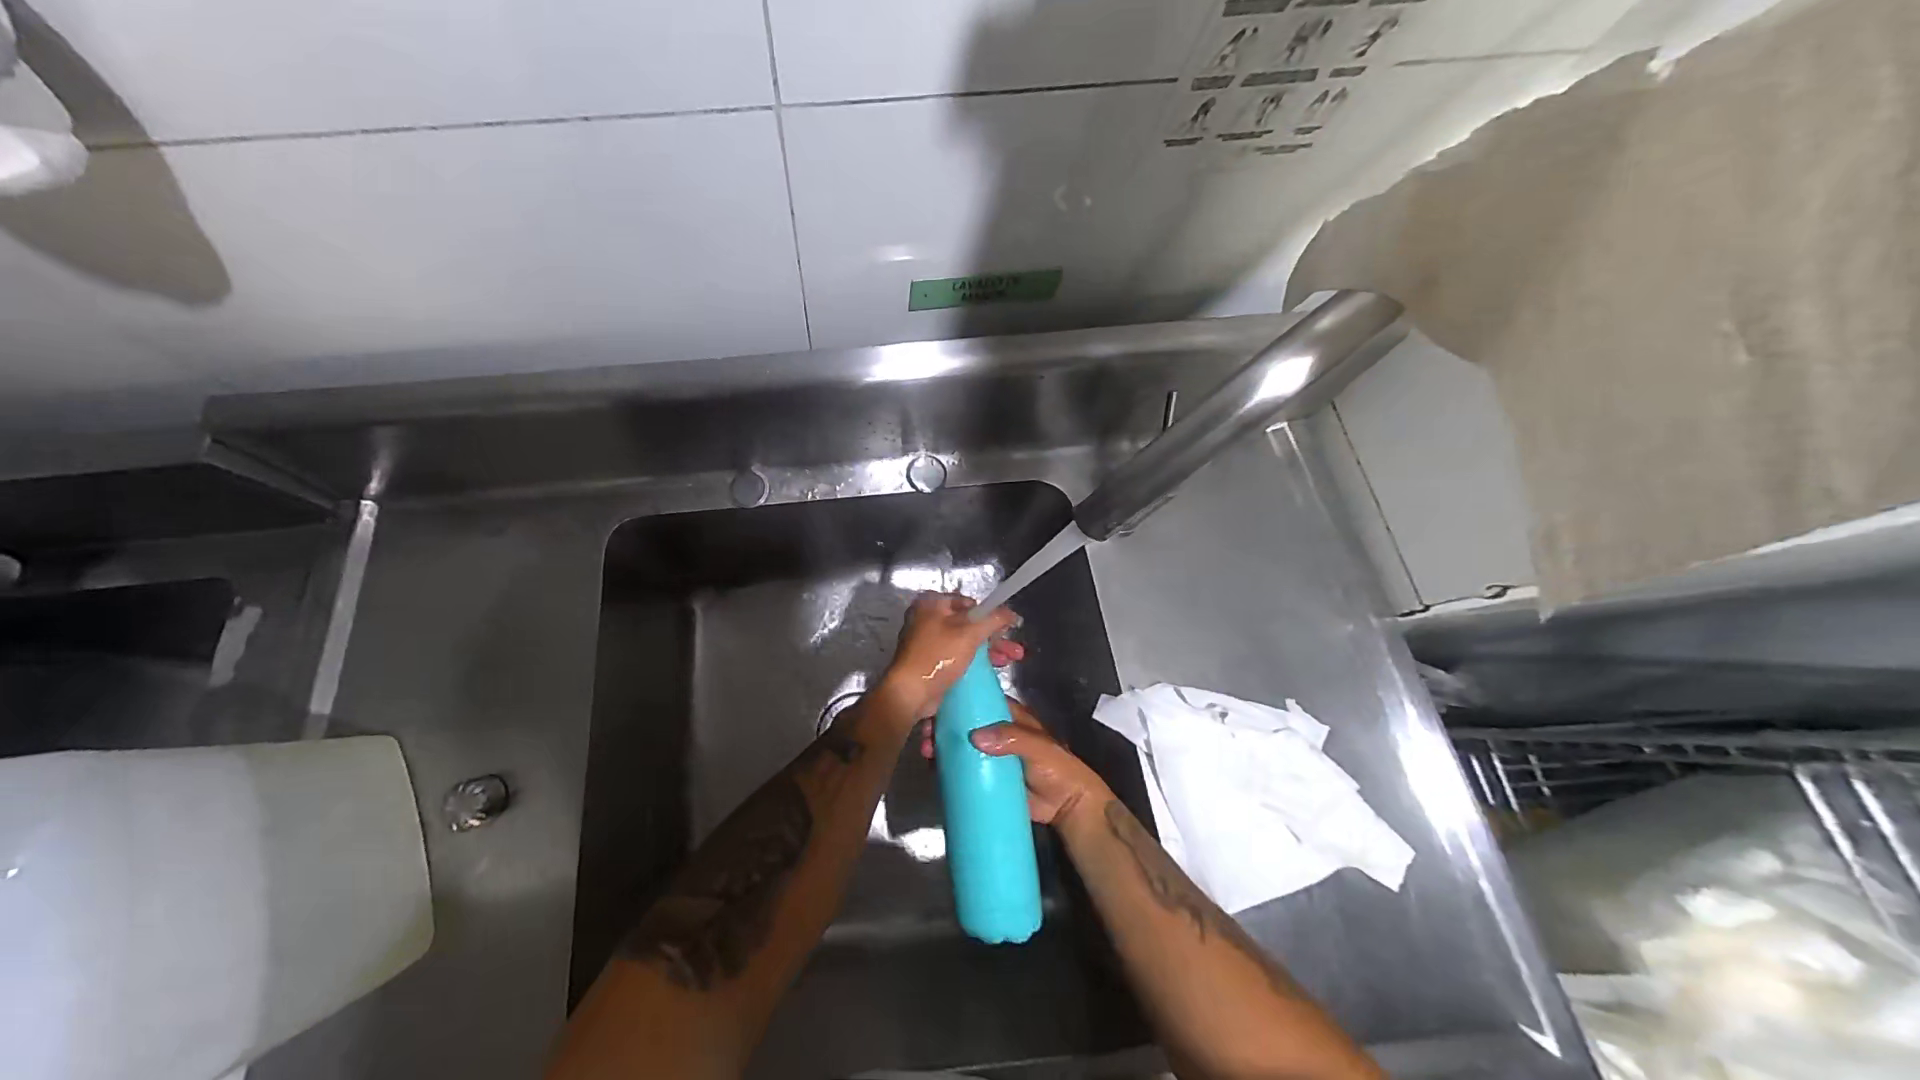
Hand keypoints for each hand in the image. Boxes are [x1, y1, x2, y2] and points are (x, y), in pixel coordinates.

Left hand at [872, 592, 1021, 727]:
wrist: (911, 692)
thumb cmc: (938, 656)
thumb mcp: (970, 633)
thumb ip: (994, 619)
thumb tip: (1012, 613)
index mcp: (931, 604)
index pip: (969, 602)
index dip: (990, 614)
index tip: (1008, 627)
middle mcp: (927, 619)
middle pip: (969, 623)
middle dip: (995, 636)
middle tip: (1015, 648)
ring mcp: (927, 642)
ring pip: (965, 641)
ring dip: (989, 649)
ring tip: (1012, 659)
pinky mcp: (930, 662)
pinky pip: (957, 656)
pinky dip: (975, 660)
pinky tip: (993, 668)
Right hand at [919, 698, 1110, 825]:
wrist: (1066, 805)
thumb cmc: (1057, 768)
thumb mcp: (1038, 747)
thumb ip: (1012, 738)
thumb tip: (975, 737)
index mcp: (1008, 717)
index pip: (979, 702)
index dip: (957, 702)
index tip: (935, 706)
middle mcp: (994, 732)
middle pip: (962, 723)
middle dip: (942, 725)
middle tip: (926, 734)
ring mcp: (988, 755)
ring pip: (958, 745)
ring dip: (940, 746)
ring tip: (926, 752)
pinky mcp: (985, 778)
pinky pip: (961, 770)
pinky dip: (945, 768)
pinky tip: (932, 769)